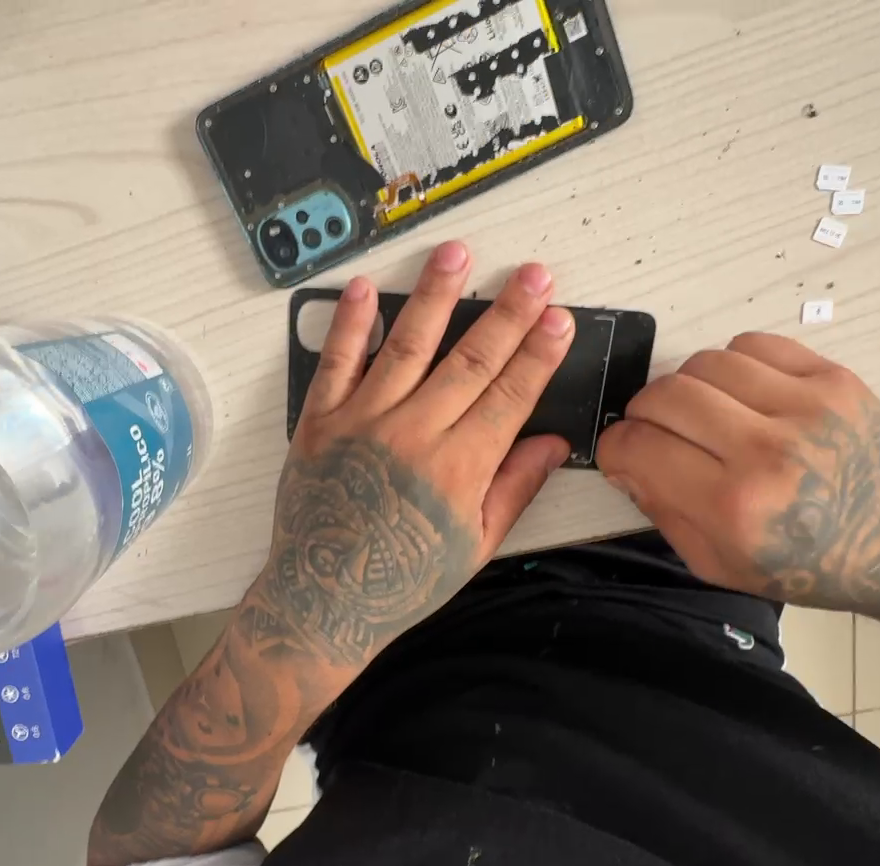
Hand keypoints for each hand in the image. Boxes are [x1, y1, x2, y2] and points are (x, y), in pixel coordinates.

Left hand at [256, 241, 574, 664]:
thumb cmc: (403, 580)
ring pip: (407, 345)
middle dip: (508, 313)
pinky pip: (337, 362)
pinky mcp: (320, 422)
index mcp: (460, 467)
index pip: (511, 395)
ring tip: (457, 253)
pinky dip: (351, 323)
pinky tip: (365, 288)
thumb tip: (552, 444)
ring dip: (436, 296)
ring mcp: (363, 423)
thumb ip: (514, 489)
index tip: (560, 318)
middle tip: (534, 273)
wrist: (325, 599)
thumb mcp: (475, 545)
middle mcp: (414, 434)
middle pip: (471, 360)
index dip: (539, 353)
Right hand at [596, 332, 879, 623]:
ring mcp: (805, 406)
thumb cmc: (808, 567)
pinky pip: (752, 345)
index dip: (614, 446)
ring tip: (701, 416)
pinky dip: (730, 367)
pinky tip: (741, 397)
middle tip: (655, 434)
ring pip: (703, 363)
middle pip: (663, 396)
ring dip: (685, 388)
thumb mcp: (718, 564)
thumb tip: (625, 460)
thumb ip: (662, 511)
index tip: (622, 454)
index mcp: (732, 506)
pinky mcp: (835, 378)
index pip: (637, 445)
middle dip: (642, 414)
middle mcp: (766, 449)